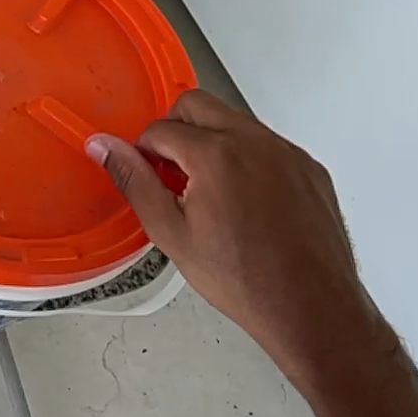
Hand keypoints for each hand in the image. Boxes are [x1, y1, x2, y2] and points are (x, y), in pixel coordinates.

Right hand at [86, 91, 383, 382]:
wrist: (315, 312)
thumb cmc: (244, 280)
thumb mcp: (170, 233)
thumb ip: (133, 179)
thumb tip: (102, 145)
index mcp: (215, 154)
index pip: (160, 128)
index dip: (144, 152)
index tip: (148, 176)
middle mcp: (254, 141)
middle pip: (196, 104)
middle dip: (175, 129)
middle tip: (172, 172)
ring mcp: (287, 152)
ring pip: (233, 119)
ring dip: (211, 139)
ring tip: (208, 190)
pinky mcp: (310, 167)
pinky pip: (266, 142)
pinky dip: (246, 156)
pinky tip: (245, 200)